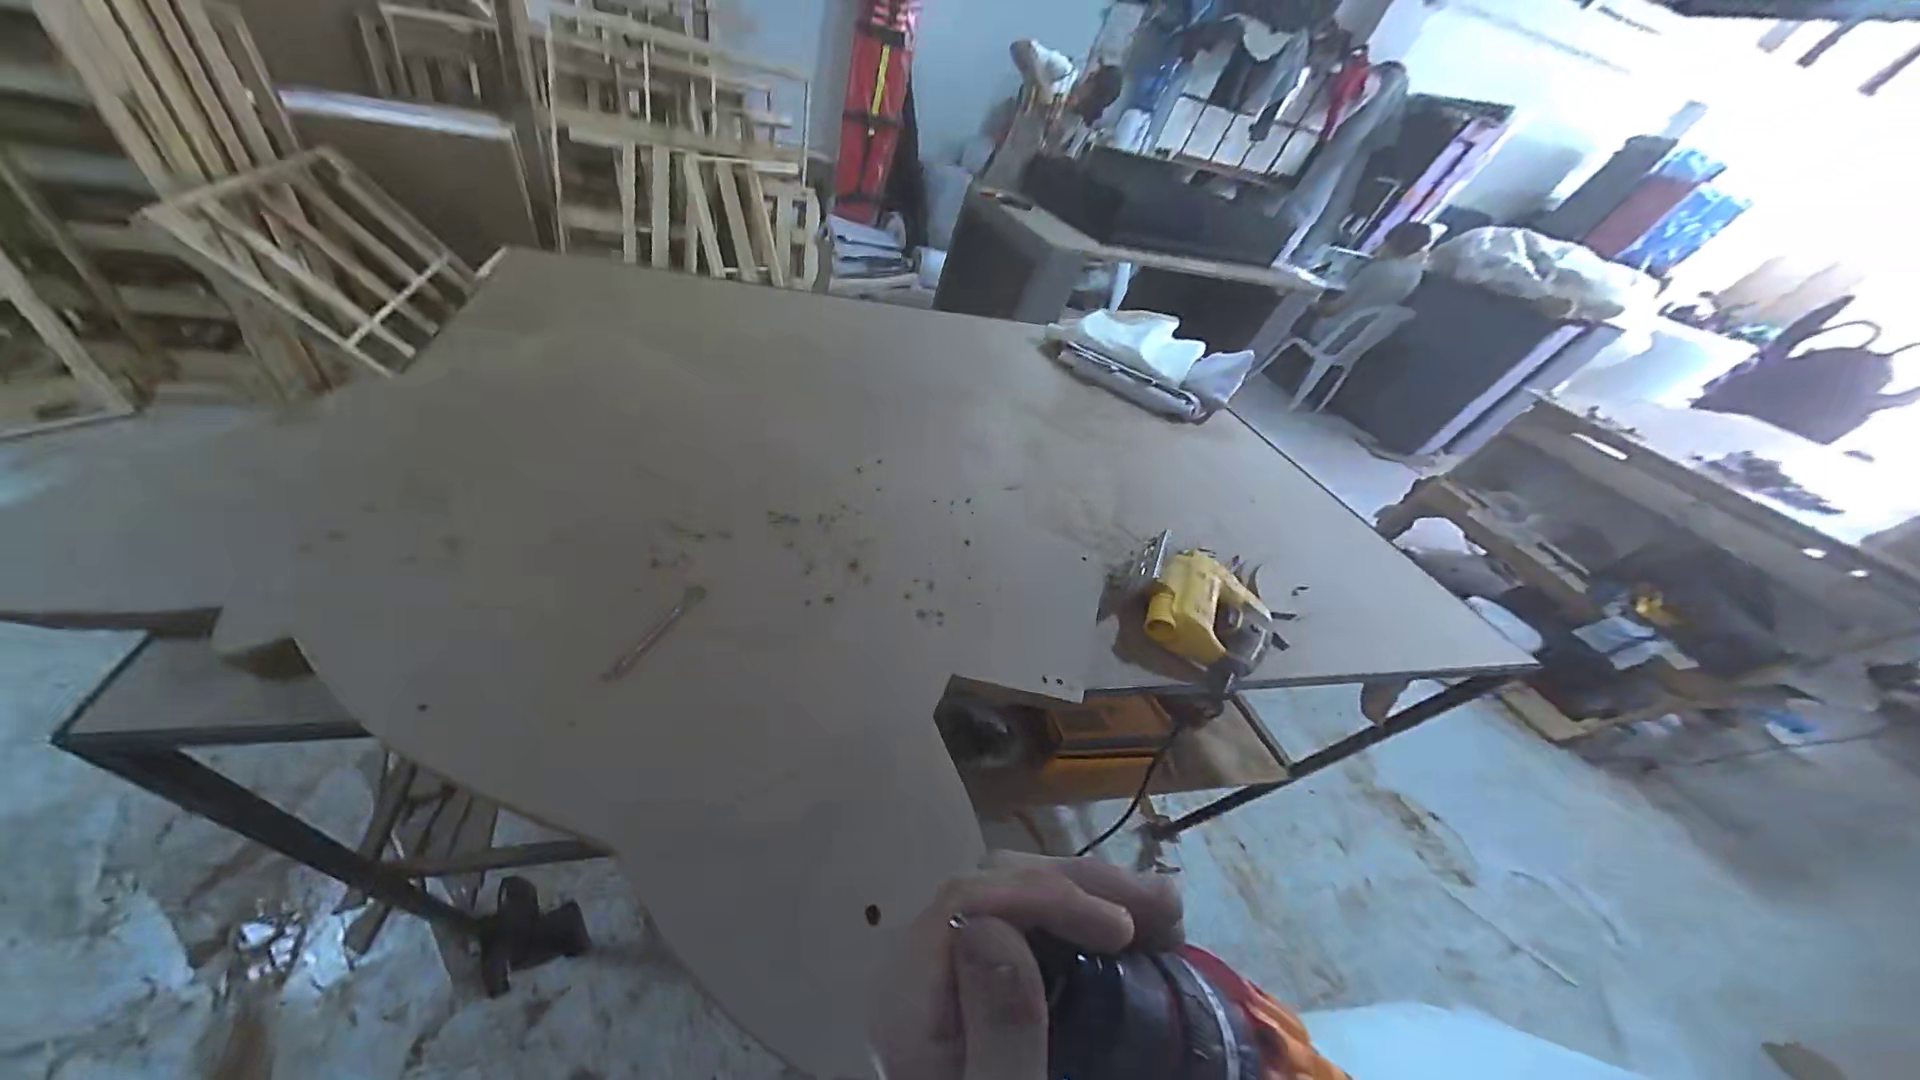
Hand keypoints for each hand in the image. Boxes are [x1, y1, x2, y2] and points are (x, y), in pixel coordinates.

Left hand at [869, 851, 1183, 1079]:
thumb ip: (998, 1028)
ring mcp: (955, 955)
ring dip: (1091, 888)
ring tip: (1164, 908)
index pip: (969, 899)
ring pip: (1018, 886)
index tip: (1121, 929)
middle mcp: (926, 954)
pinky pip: (1030, 913)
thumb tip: (994, 927)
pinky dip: (1082, 908)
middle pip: (997, 880)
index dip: (1046, 894)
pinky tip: (1128, 922)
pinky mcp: (984, 965)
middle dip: (1082, 884)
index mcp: (911, 986)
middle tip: (1164, 908)